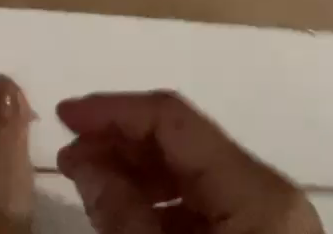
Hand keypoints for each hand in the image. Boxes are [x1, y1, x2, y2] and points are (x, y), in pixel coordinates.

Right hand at [56, 92, 322, 233]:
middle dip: (119, 144)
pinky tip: (126, 221)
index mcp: (255, 190)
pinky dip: (161, 208)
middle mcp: (269, 196)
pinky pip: (205, 212)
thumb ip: (120, 211)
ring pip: (191, 177)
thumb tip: (85, 163)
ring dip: (135, 176)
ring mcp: (271, 225)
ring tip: (89, 190)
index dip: (112, 110)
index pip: (171, 119)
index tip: (62, 117)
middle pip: (181, 144)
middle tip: (68, 160)